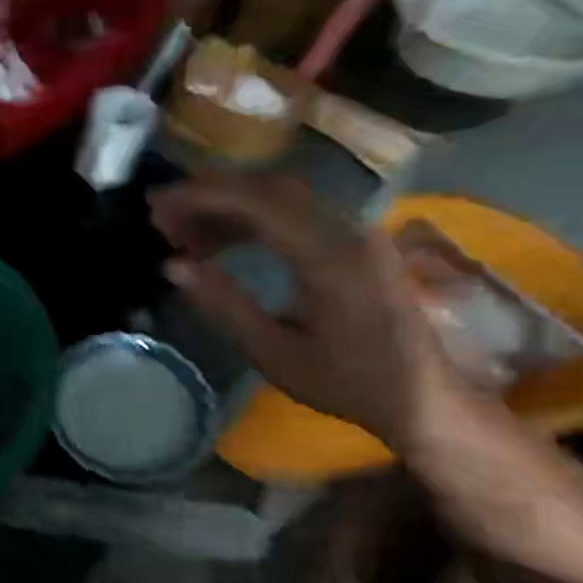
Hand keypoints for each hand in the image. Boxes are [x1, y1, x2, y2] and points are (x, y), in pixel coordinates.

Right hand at [149, 174, 467, 448]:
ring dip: (227, 206)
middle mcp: (348, 230)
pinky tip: (220, 242)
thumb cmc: (346, 381)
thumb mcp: (272, 351)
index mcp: (328, 255)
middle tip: (160, 216)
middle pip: (270, 188)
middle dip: (209, 194)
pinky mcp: (355, 242)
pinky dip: (251, 218)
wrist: (426, 395)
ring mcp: (356, 232)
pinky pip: (295, 213)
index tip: (157, 204)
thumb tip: (173, 266)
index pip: (258, 201)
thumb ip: (223, 304)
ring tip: (182, 233)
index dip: (202, 195)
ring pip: (282, 197)